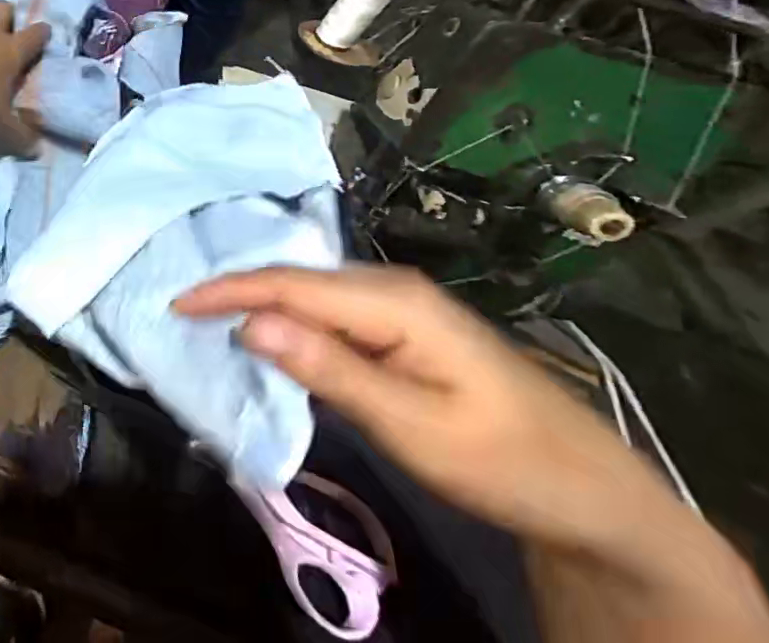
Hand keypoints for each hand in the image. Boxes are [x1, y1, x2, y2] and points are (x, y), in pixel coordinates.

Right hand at [174, 267, 686, 555]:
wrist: (590, 489)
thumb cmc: (504, 460)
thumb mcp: (413, 425)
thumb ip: (330, 369)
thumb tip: (251, 324)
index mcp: (394, 301)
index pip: (290, 284)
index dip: (229, 290)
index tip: (177, 305)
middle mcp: (391, 287)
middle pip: (296, 279)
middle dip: (236, 290)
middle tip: (183, 310)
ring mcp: (399, 303)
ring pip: (310, 291)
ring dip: (259, 301)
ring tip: (210, 315)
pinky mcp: (401, 325)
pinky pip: (330, 310)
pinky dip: (289, 317)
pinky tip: (270, 329)